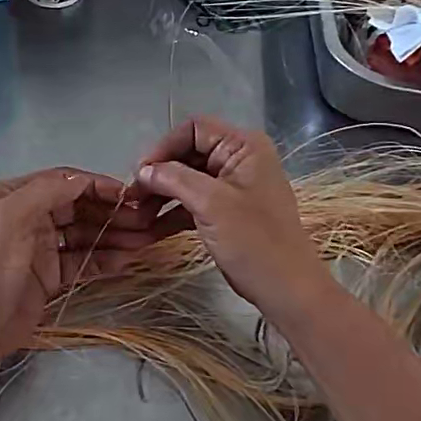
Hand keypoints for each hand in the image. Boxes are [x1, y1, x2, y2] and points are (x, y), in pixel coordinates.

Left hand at [0, 168, 145, 359]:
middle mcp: (27, 216)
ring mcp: (39, 248)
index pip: (63, 182)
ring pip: (83, 234)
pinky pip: (82, 261)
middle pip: (77, 207)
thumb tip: (82, 177)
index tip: (129, 196)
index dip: (96, 186)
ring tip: (146, 240)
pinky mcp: (49, 277)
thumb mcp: (10, 216)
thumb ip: (46, 191)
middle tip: (145, 221)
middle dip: (110, 212)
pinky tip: (127, 260)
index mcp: (14, 196)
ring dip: (113, 235)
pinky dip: (103, 259)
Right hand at [132, 116, 329, 311]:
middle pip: (185, 154)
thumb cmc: (254, 241)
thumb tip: (143, 170)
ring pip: (184, 179)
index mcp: (244, 148)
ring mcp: (231, 186)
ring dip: (160, 195)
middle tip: (134, 198)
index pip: (194, 129)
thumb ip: (173, 178)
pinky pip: (190, 201)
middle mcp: (238, 160)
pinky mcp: (225, 211)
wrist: (286, 290)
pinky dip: (170, 211)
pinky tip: (150, 227)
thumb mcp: (211, 203)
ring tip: (138, 215)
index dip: (164, 147)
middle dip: (159, 174)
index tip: (142, 173)